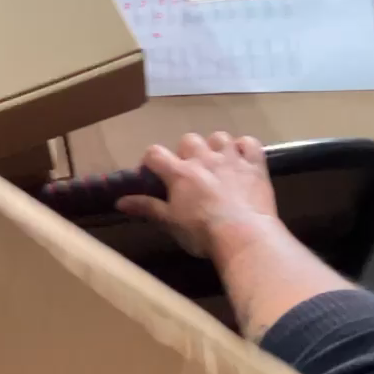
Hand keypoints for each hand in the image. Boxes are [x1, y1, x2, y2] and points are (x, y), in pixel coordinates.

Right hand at [116, 132, 279, 258]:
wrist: (244, 236)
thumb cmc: (201, 232)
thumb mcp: (169, 222)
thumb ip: (146, 207)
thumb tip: (119, 202)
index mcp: (179, 173)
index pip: (154, 153)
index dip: (150, 160)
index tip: (151, 174)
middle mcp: (203, 158)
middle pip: (188, 139)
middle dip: (185, 151)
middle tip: (188, 171)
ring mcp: (231, 159)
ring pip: (219, 137)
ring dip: (215, 146)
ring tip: (215, 162)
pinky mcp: (255, 165)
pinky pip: (250, 143)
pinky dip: (244, 147)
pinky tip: (241, 158)